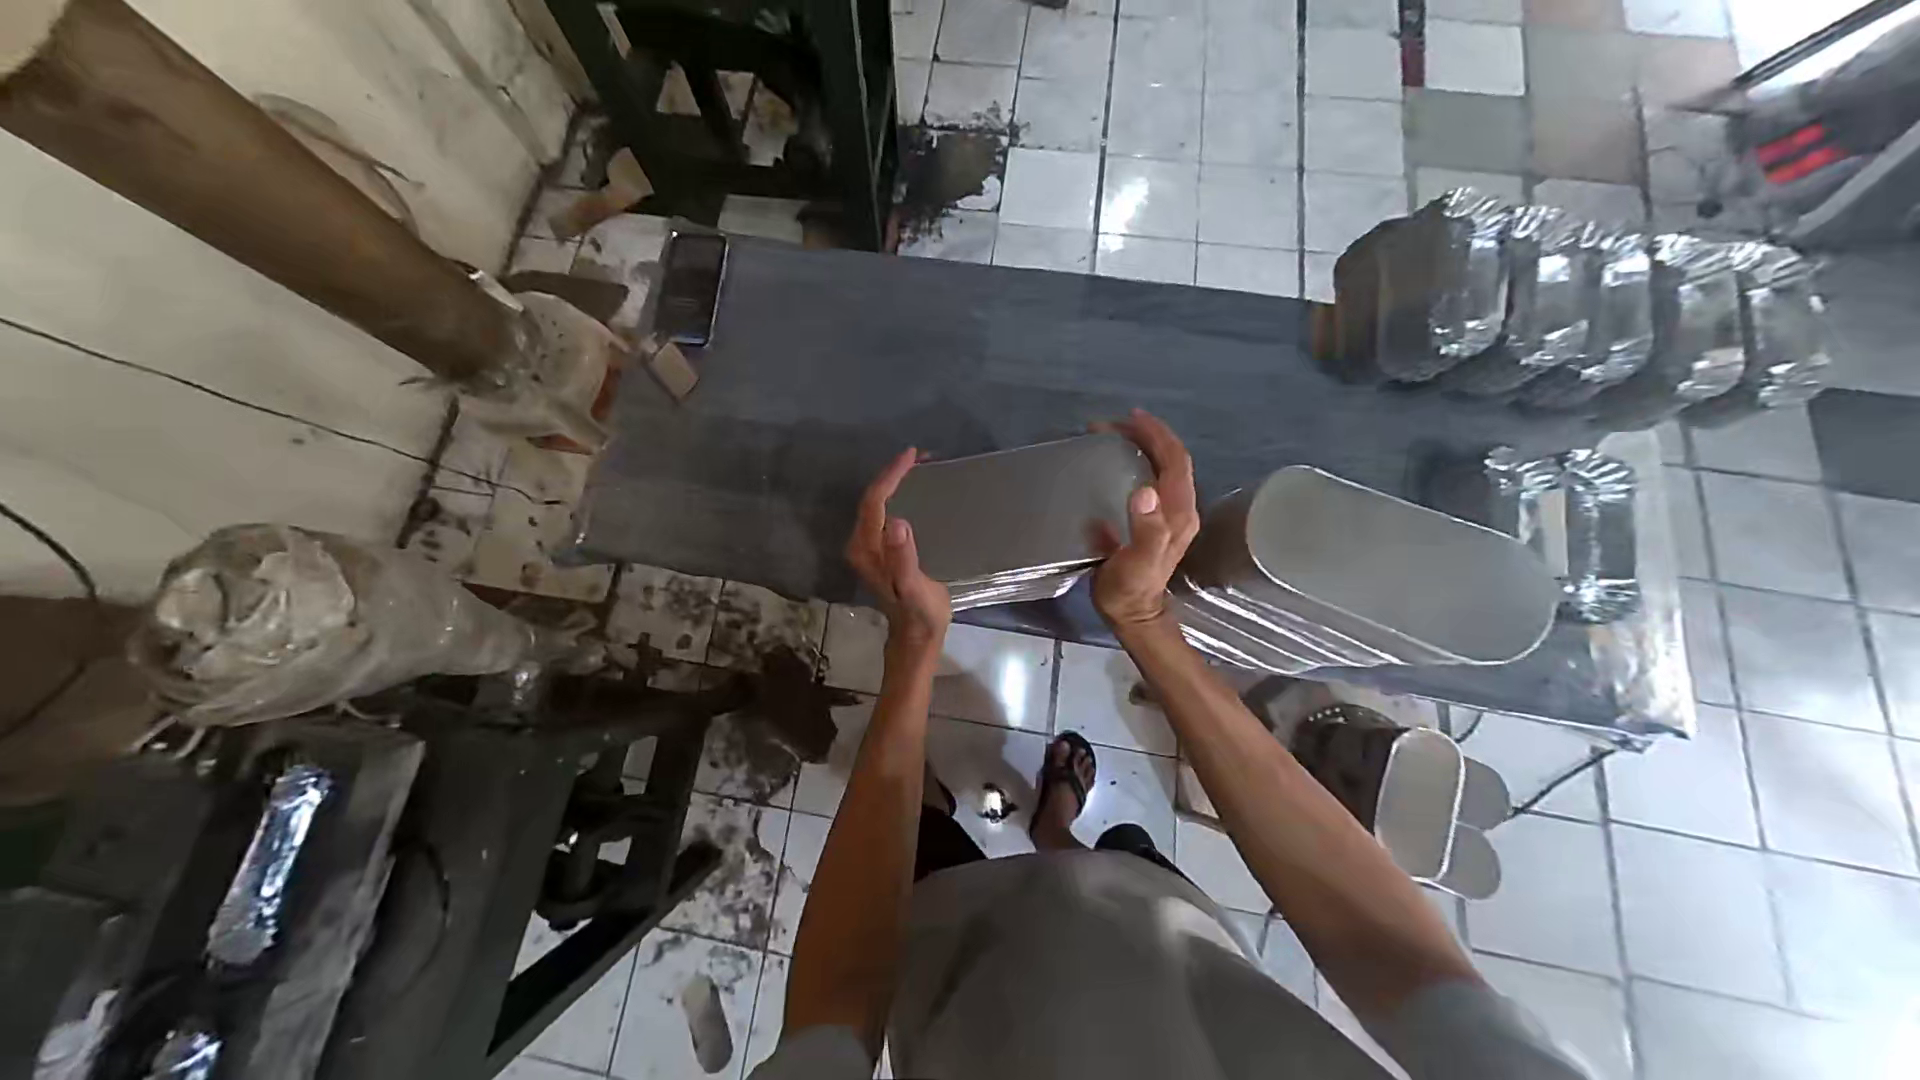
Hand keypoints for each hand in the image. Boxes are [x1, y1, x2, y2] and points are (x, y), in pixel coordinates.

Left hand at [845, 447, 951, 652]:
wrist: (916, 636)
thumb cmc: (919, 614)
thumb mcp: (914, 588)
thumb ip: (903, 558)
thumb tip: (897, 523)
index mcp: (867, 549)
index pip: (874, 502)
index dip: (890, 476)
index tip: (912, 456)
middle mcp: (862, 545)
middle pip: (872, 499)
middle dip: (893, 474)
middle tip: (920, 457)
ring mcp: (870, 547)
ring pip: (877, 504)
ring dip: (895, 482)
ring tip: (920, 467)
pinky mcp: (881, 550)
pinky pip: (884, 513)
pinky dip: (899, 495)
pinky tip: (916, 491)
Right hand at [1091, 409, 1200, 627]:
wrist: (1133, 615)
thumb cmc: (1130, 590)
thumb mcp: (1137, 563)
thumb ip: (1147, 529)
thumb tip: (1145, 491)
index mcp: (1178, 513)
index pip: (1175, 461)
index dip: (1157, 435)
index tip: (1131, 418)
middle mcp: (1180, 509)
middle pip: (1172, 460)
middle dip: (1147, 435)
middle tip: (1113, 425)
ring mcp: (1170, 515)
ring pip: (1163, 468)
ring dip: (1143, 446)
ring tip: (1113, 436)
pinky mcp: (1156, 522)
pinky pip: (1153, 481)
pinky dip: (1137, 463)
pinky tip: (1118, 463)